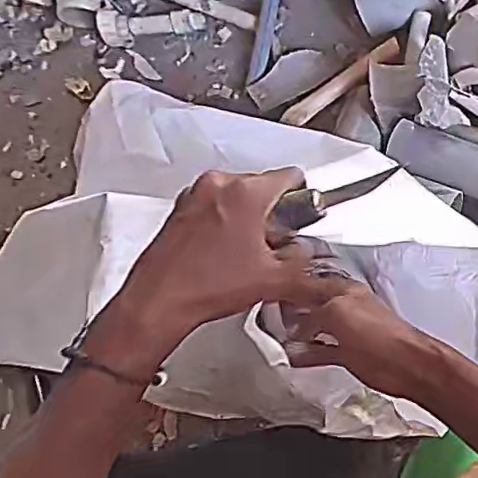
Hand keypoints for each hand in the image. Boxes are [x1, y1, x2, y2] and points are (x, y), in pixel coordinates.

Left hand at [86, 169, 317, 378]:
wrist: (159, 301)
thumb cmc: (204, 285)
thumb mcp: (274, 279)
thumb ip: (306, 266)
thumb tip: (318, 264)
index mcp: (245, 192)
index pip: (290, 176)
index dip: (304, 198)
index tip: (303, 217)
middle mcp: (219, 185)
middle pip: (264, 186)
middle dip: (275, 213)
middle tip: (276, 245)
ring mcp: (196, 194)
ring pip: (238, 195)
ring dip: (249, 218)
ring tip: (249, 253)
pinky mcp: (181, 208)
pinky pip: (215, 205)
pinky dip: (225, 221)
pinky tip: (226, 253)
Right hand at [281, 275, 463, 400]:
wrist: (406, 364)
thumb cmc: (380, 335)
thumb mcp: (338, 313)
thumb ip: (313, 314)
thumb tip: (297, 325)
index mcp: (345, 292)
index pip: (310, 283)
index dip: (289, 286)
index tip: (268, 289)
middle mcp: (345, 308)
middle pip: (310, 305)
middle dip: (289, 308)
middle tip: (267, 313)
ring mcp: (347, 332)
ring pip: (314, 328)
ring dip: (296, 332)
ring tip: (275, 335)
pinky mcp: (348, 354)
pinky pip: (321, 351)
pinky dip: (306, 354)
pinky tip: (292, 357)